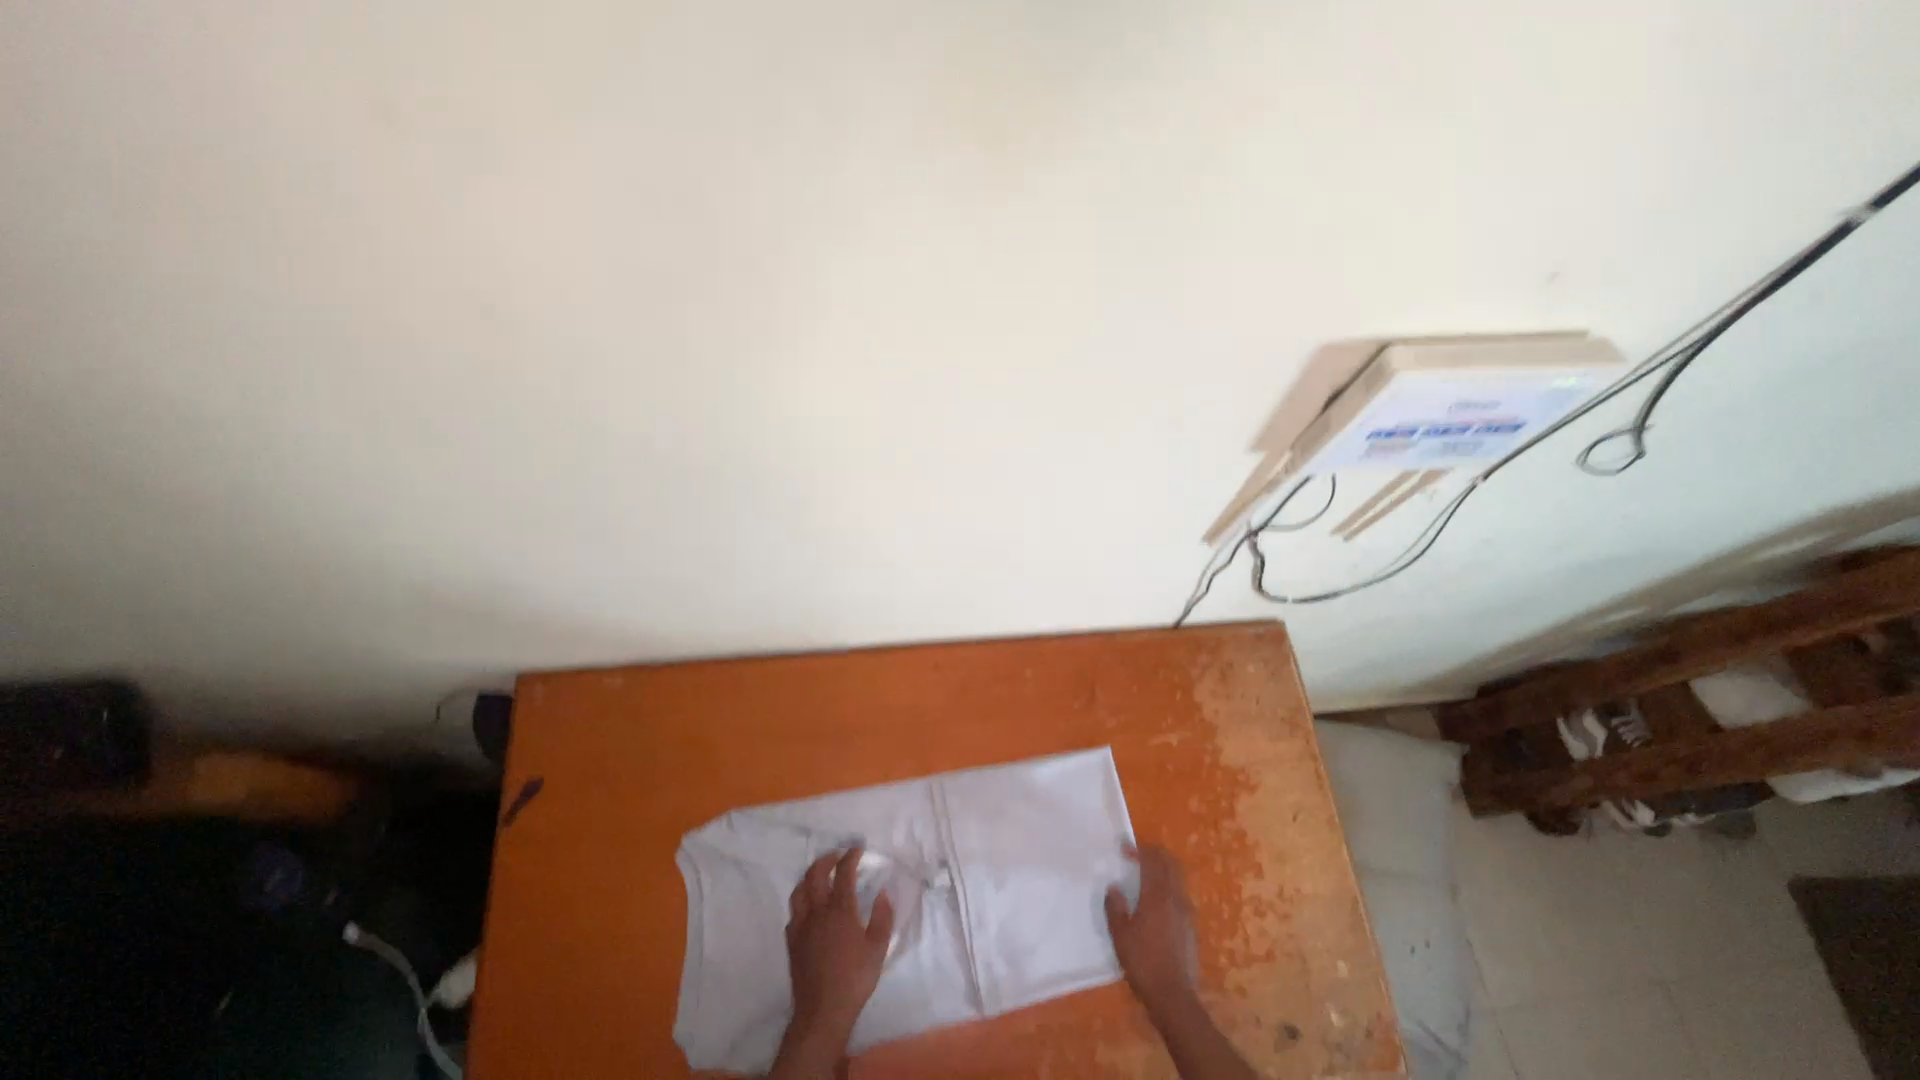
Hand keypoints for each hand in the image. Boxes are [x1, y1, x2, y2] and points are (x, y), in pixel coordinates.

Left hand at [774, 848, 895, 1071]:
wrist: (822, 1009)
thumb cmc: (855, 978)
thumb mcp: (878, 948)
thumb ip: (882, 917)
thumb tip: (882, 893)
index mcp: (840, 911)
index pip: (843, 874)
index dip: (850, 857)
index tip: (857, 849)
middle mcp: (817, 912)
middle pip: (815, 875)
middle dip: (825, 860)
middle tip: (836, 856)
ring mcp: (801, 926)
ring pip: (799, 891)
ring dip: (809, 876)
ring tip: (819, 875)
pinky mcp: (792, 941)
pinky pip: (794, 911)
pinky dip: (802, 900)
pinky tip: (809, 906)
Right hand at [1105, 843, 1200, 1015]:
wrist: (1173, 993)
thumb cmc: (1142, 961)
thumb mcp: (1120, 935)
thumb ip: (1115, 907)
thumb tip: (1114, 888)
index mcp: (1157, 896)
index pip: (1152, 861)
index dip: (1139, 850)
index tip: (1124, 847)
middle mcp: (1175, 898)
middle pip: (1171, 864)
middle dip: (1156, 854)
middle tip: (1139, 853)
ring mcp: (1187, 912)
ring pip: (1178, 878)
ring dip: (1164, 869)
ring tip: (1147, 873)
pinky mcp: (1191, 926)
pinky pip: (1181, 894)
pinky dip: (1170, 886)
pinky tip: (1158, 900)